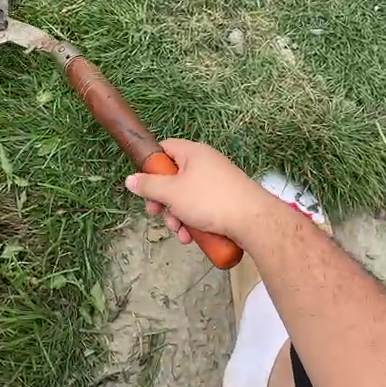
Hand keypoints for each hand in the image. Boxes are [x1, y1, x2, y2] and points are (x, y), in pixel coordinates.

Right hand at [125, 139, 287, 242]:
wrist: (254, 220)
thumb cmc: (210, 201)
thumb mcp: (172, 193)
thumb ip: (148, 185)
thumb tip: (130, 179)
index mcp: (193, 153)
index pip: (165, 149)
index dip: (151, 165)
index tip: (145, 184)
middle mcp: (206, 163)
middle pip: (174, 177)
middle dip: (163, 200)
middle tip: (157, 214)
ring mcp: (218, 182)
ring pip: (187, 197)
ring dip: (178, 216)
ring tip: (181, 232)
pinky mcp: (227, 200)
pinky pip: (202, 207)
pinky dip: (194, 221)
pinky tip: (193, 237)